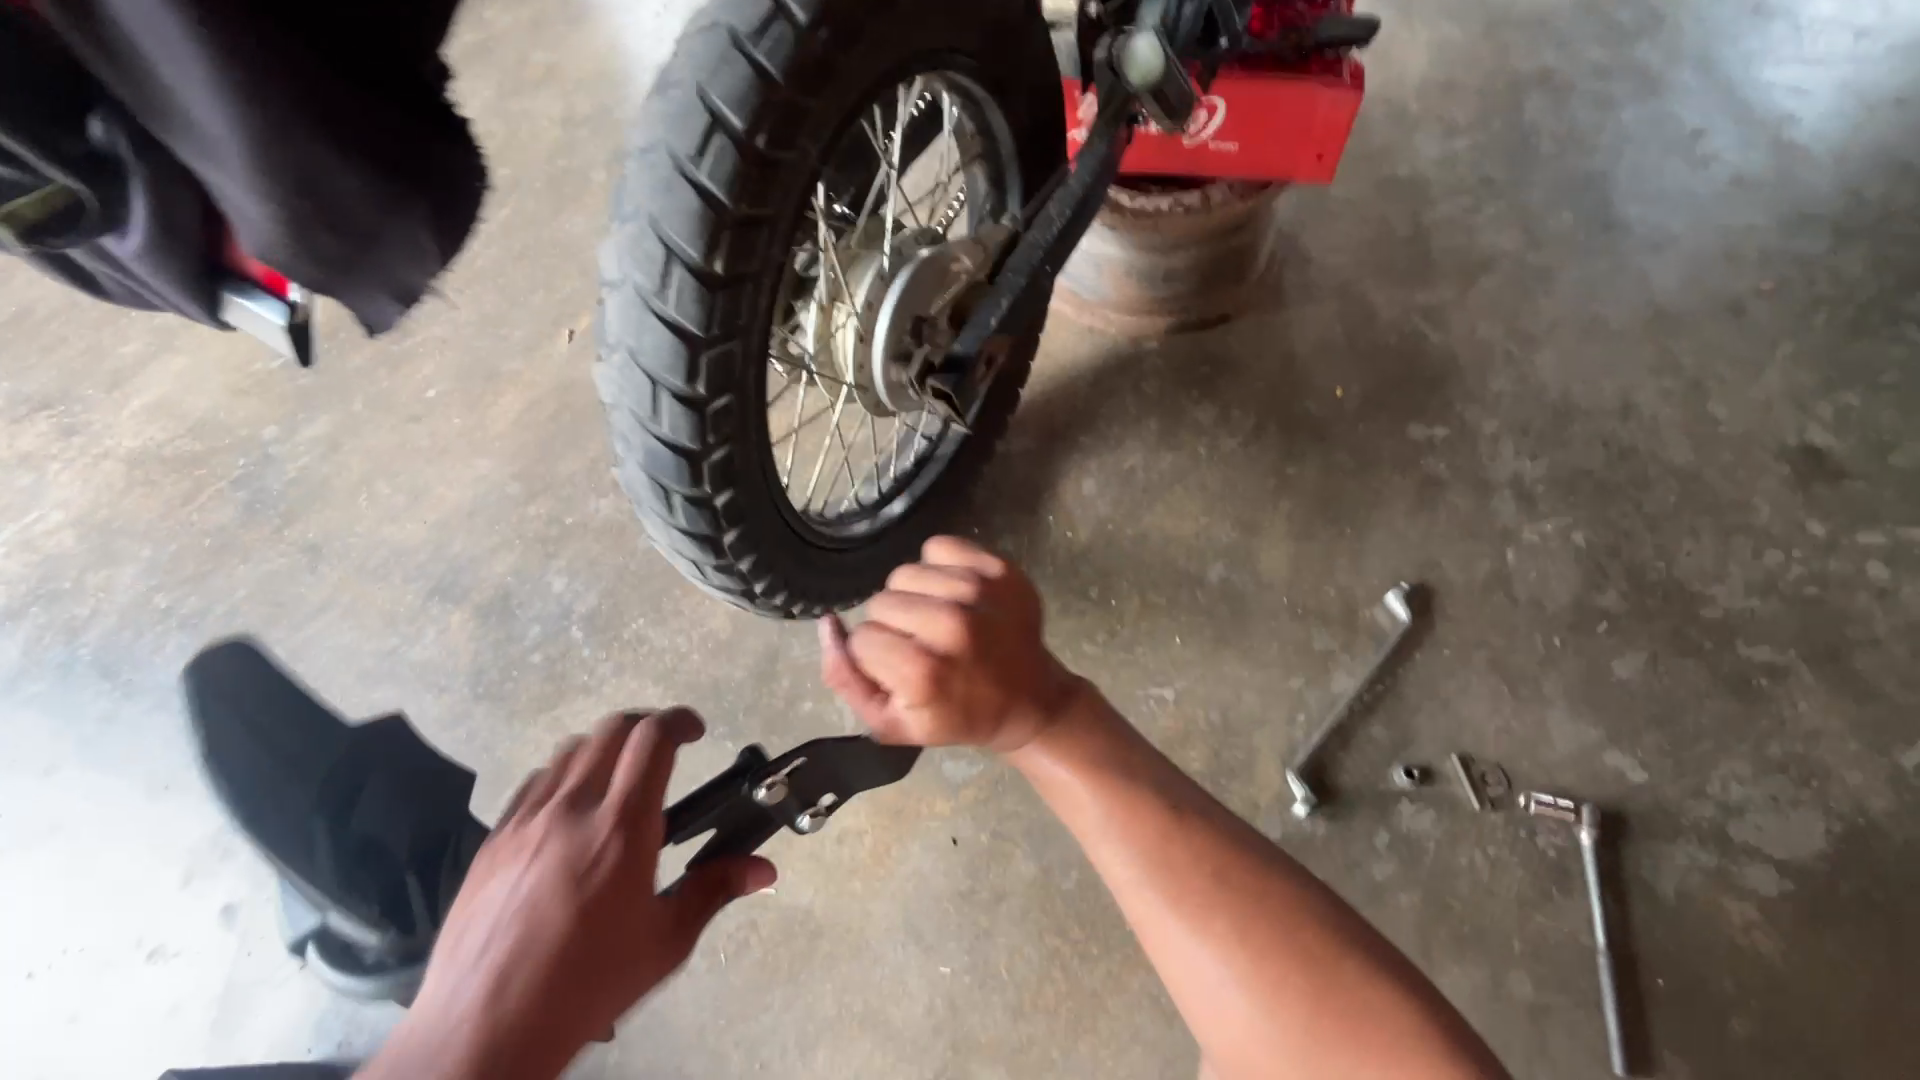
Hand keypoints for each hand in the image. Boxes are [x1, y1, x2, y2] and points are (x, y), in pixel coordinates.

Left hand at [368, 710, 775, 1079]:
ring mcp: (525, 821)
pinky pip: (533, 784)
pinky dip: (562, 778)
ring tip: (619, 779)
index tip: (696, 731)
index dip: (680, 720)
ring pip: (569, 752)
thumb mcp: (664, 943)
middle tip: (665, 750)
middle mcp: (571, 810)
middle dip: (646, 726)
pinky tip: (570, 813)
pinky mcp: (492, 841)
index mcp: (621, 830)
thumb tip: (764, 869)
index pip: (652, 740)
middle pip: (610, 730)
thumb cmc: (586, 986)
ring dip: (604, 749)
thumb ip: (714, 891)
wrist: (482, 1029)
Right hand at [819, 536, 1081, 752]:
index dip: (874, 655)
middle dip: (892, 623)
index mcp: (925, 672)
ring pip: (907, 573)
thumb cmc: (954, 715)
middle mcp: (953, 626)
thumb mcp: (891, 722)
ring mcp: (981, 593)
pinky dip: (938, 566)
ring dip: (913, 595)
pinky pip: (939, 546)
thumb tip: (828, 623)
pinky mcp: (1000, 570)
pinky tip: (952, 595)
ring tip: (936, 621)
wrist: (1026, 700)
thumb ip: (845, 678)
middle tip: (921, 646)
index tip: (901, 670)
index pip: (863, 637)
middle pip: (882, 601)